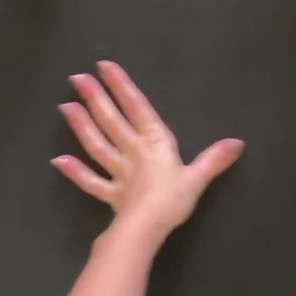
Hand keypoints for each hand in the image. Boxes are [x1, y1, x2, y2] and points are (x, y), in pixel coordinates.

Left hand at [53, 61, 244, 239]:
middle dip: (94, 97)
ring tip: (65, 106)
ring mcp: (118, 172)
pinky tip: (58, 160)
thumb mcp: (198, 178)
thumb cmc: (173, 199)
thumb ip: (214, 159)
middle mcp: (133, 151)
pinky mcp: (110, 195)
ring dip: (81, 125)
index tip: (104, 65)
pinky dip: (74, 171)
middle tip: (76, 77)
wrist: (146, 230)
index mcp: (155, 142)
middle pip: (111, 120)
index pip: (137, 107)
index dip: (121, 85)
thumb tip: (238, 142)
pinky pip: (90, 181)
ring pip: (97, 144)